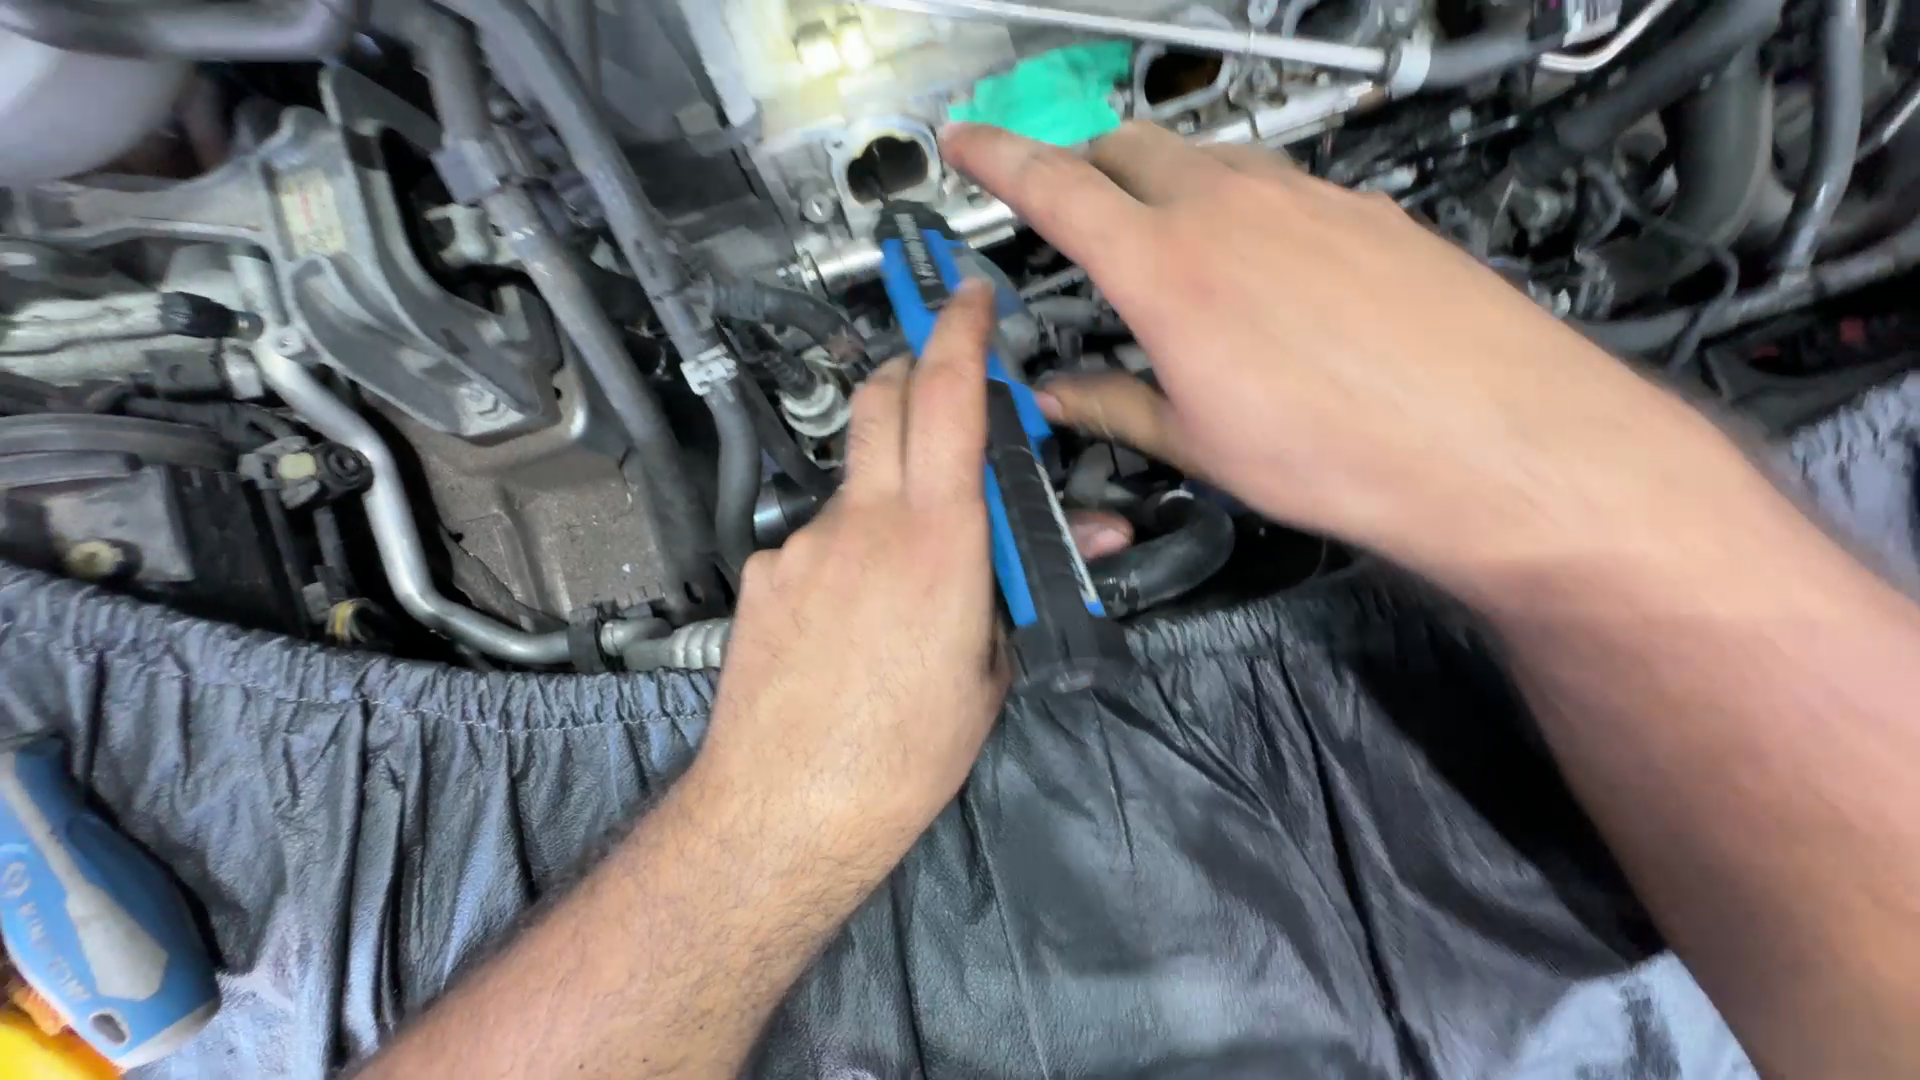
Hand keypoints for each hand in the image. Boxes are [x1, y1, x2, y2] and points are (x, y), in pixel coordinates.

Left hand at [692, 282, 1006, 871]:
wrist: (786, 808)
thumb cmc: (908, 751)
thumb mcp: (994, 667)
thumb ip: (1031, 581)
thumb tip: (1091, 533)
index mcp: (937, 539)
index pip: (947, 398)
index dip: (960, 332)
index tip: (969, 297)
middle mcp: (863, 522)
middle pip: (881, 399)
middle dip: (915, 373)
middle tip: (948, 397)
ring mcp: (803, 544)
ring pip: (853, 475)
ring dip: (888, 480)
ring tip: (910, 558)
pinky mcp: (765, 573)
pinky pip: (817, 535)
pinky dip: (848, 545)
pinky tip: (855, 611)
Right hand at [943, 122, 1731, 585]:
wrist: (1490, 441)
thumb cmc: (1343, 450)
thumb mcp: (1196, 442)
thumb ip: (1114, 404)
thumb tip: (1065, 397)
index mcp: (1167, 269)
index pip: (1055, 187)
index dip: (997, 158)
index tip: (969, 141)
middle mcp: (1230, 209)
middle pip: (1125, 151)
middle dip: (1081, 171)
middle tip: (1066, 214)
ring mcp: (1301, 197)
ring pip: (1199, 160)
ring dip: (1157, 188)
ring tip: (1158, 252)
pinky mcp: (1356, 207)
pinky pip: (1269, 181)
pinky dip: (1231, 205)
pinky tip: (1246, 265)